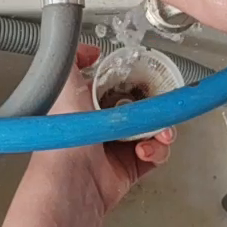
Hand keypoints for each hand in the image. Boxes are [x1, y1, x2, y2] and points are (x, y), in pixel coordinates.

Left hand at [27, 44, 173, 213]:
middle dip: (156, 105)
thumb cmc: (66, 131)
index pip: (120, 86)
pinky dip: (157, 150)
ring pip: (154, 129)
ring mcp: (119, 146)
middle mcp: (104, 124)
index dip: (136, 82)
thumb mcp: (64, 83)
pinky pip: (156, 153)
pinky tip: (146, 151)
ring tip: (160, 133)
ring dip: (162, 128)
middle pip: (142, 106)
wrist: (73, 176)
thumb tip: (90, 50)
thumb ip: (73, 59)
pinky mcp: (132, 167)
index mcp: (90, 104)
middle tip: (160, 105)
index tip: (148, 78)